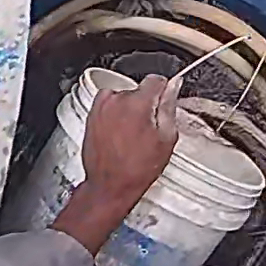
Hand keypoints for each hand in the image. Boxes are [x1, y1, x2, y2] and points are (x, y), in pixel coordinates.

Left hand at [78, 74, 180, 207]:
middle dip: (146, 104)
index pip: (155, 80)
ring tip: (132, 134)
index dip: (163, 91)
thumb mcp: (166, 138)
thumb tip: (173, 86)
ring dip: (129, 109)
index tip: (163, 102)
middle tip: (149, 129)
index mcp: (138, 103)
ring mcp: (101, 107)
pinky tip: (120, 133)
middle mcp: (116, 100)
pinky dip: (115, 114)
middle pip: (138, 90)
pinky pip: (108, 105)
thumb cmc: (137, 168)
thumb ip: (169, 106)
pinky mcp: (91, 115)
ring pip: (123, 97)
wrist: (110, 185)